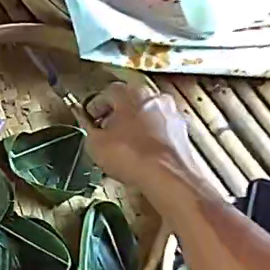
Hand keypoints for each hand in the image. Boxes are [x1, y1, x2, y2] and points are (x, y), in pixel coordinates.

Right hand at [84, 83, 200, 187]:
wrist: (166, 176)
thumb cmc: (131, 155)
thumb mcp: (95, 144)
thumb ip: (88, 129)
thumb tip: (87, 126)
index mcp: (131, 93)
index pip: (107, 93)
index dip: (94, 109)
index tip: (89, 120)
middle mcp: (154, 98)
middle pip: (129, 103)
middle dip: (115, 118)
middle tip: (103, 134)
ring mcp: (171, 115)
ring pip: (145, 117)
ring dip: (132, 129)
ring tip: (120, 149)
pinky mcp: (181, 133)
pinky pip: (157, 133)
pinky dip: (147, 141)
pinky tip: (138, 157)